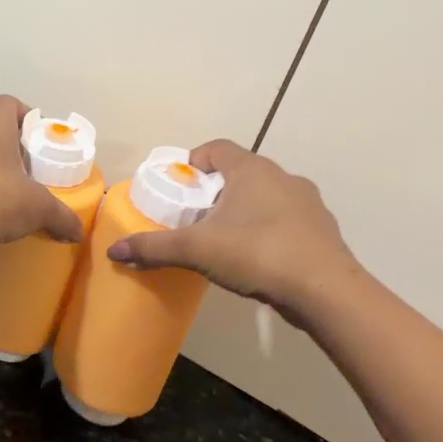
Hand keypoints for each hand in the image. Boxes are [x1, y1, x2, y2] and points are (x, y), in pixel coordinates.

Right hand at [105, 139, 363, 318]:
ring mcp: (309, 204)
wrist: (328, 293)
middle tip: (196, 218)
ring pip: (266, 197)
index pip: (216, 148)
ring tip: (226, 241)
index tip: (181, 188)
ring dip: (245, 212)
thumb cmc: (257, 254)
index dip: (194, 162)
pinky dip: (270, 232)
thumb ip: (154, 247)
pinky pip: (287, 222)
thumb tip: (114, 251)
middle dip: (216, 192)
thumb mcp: (196, 250)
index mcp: (252, 170)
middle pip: (240, 173)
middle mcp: (283, 177)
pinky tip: (258, 260)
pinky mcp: (324, 233)